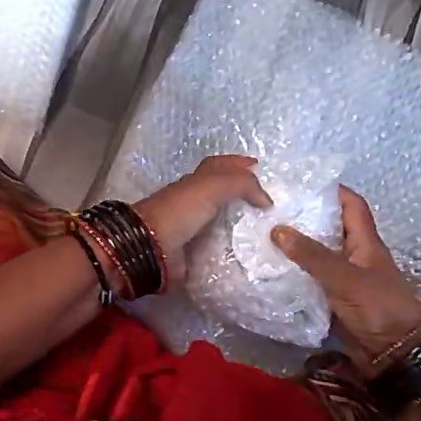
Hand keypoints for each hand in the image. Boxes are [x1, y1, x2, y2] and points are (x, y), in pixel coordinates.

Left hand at [132, 155, 271, 280]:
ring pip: (220, 224)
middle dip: (243, 198)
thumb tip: (266, 201)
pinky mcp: (192, 255)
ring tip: (266, 234)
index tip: (260, 169)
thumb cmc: (179, 211)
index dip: (238, 165)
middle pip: (221, 196)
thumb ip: (241, 185)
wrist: (151, 248)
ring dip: (240, 227)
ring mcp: (191, 230)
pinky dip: (232, 251)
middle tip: (269, 207)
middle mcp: (192, 204)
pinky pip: (216, 250)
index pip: (219, 167)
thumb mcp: (212, 186)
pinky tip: (250, 255)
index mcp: (194, 183)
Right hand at [271, 187, 420, 372]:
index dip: (330, 191)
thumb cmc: (379, 306)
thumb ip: (312, 255)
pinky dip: (291, 273)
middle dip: (302, 218)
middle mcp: (352, 255)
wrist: (393, 351)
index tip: (300, 185)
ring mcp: (341, 278)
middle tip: (270, 210)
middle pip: (327, 228)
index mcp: (365, 242)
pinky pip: (308, 279)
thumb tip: (277, 229)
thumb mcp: (346, 277)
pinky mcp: (330, 298)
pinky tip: (268, 269)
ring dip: (293, 247)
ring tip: (261, 235)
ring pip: (314, 255)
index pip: (351, 205)